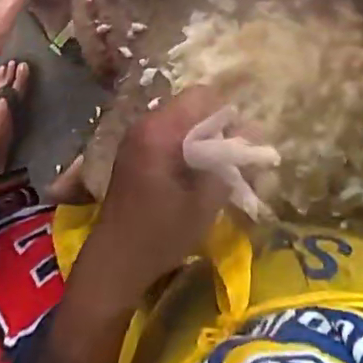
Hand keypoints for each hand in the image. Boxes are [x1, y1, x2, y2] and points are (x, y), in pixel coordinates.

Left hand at [86, 88, 235, 293]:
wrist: (113, 266)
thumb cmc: (160, 234)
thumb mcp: (205, 201)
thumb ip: (230, 161)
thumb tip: (250, 135)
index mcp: (160, 130)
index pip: (203, 96)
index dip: (227, 113)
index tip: (238, 140)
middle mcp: (146, 124)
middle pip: (193, 104)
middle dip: (217, 124)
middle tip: (233, 153)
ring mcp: (137, 137)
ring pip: (183, 118)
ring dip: (204, 134)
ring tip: (217, 163)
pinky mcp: (135, 151)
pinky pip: (170, 132)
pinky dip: (188, 143)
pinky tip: (196, 170)